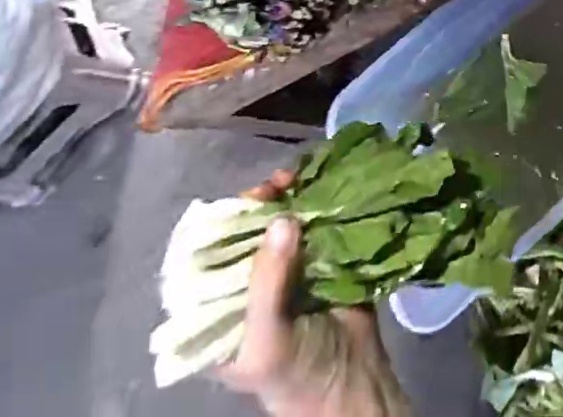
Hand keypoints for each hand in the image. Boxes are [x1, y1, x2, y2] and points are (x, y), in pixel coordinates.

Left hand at [220, 171, 408, 416]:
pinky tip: (316, 184)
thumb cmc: (295, 374)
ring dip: (285, 198)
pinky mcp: (319, 257)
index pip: (207, 259)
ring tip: (293, 179)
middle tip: (273, 186)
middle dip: (256, 206)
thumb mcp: (266, 341)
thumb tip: (281, 218)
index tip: (240, 202)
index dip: (219, 225)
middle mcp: (249, 283)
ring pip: (278, 223)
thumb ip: (267, 284)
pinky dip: (315, 202)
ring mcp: (285, 267)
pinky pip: (313, 224)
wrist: (355, 383)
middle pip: (244, 233)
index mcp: (219, 309)